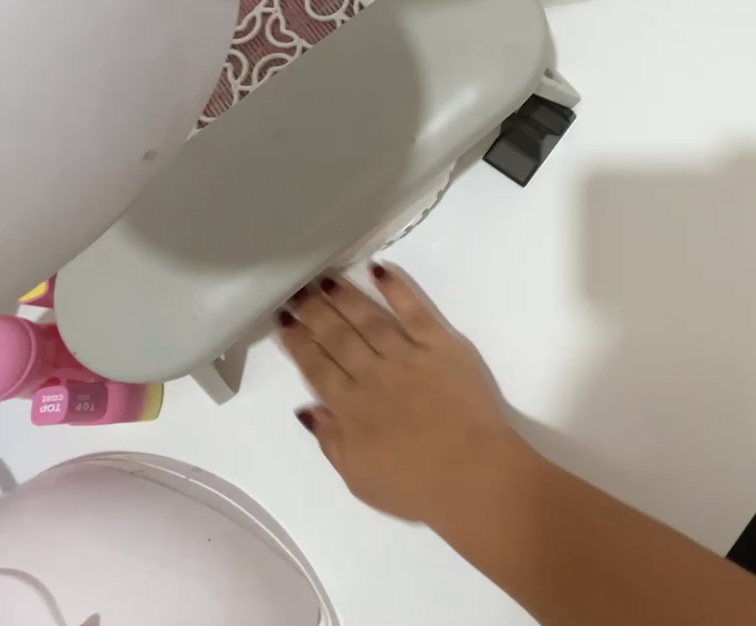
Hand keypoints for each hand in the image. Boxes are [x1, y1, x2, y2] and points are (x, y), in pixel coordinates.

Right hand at [277, 265, 534, 525]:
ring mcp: (407, 356)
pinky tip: (380, 270)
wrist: (471, 471)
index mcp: (350, 409)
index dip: (298, 342)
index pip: (316, 367)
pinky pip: (414, 310)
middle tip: (298, 290)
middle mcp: (373, 375)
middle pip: (338, 336)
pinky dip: (397, 289)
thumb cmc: (415, 485)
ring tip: (327, 278)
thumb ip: (331, 440)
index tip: (284, 320)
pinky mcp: (440, 344)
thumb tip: (307, 409)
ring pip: (369, 319)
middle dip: (314, 311)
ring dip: (346, 296)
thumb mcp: (358, 478)